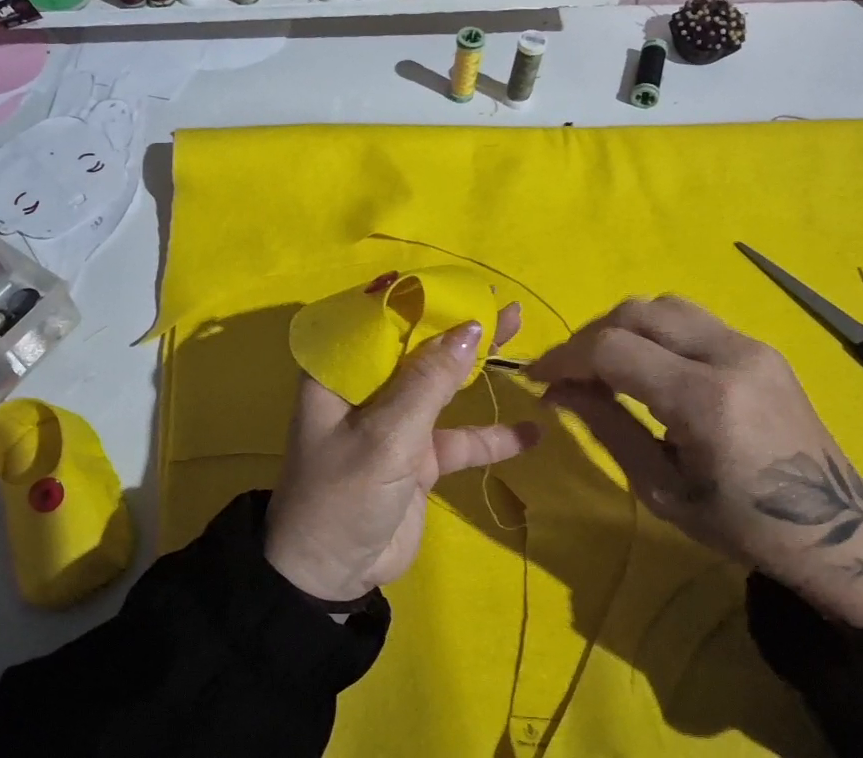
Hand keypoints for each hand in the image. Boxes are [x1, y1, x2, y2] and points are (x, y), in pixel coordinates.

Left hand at [265, 304, 539, 604]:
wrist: (331, 576)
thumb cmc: (343, 495)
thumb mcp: (386, 436)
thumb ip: (428, 383)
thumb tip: (470, 328)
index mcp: (339, 374)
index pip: (379, 321)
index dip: (420, 301)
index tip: (463, 286)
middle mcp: (365, 390)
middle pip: (416, 348)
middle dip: (456, 326)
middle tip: (503, 306)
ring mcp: (393, 424)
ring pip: (440, 386)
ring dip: (476, 366)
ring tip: (518, 334)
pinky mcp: (416, 459)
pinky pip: (458, 438)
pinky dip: (491, 436)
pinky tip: (532, 432)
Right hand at [530, 297, 862, 627]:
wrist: (838, 531)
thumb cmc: (742, 525)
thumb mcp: (661, 490)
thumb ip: (607, 427)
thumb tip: (557, 389)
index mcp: (706, 400)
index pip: (613, 349)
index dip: (565, 357)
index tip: (538, 378)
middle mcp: (730, 355)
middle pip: (636, 312)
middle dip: (589, 337)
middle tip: (568, 375)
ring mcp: (751, 345)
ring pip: (663, 306)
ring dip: (622, 328)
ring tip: (604, 368)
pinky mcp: (760, 347)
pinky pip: (691, 320)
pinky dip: (654, 332)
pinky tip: (647, 368)